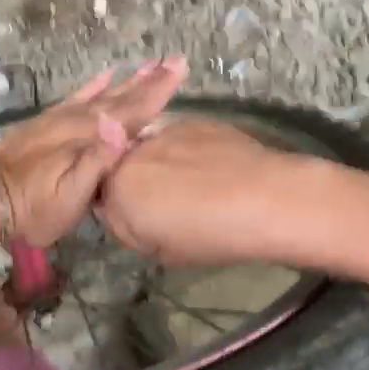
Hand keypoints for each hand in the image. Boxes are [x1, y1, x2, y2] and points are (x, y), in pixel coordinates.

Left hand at [0, 57, 188, 244]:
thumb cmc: (36, 207)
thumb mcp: (70, 196)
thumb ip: (96, 163)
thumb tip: (120, 128)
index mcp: (89, 138)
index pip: (132, 111)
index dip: (157, 92)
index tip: (179, 69)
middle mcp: (78, 121)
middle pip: (121, 97)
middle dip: (150, 80)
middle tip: (176, 61)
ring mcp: (61, 118)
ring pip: (103, 93)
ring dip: (129, 80)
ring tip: (151, 65)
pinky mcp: (48, 121)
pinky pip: (77, 96)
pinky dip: (94, 85)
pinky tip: (106, 75)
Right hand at [97, 117, 340, 264]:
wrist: (268, 197)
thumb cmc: (212, 235)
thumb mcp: (160, 250)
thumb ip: (130, 229)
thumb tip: (127, 215)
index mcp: (116, 188)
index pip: (100, 200)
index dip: (121, 213)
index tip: (145, 224)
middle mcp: (130, 152)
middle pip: (119, 167)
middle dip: (135, 183)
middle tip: (166, 204)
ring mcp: (161, 130)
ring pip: (147, 149)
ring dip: (157, 164)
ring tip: (192, 185)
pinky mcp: (190, 119)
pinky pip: (174, 138)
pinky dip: (184, 151)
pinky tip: (211, 168)